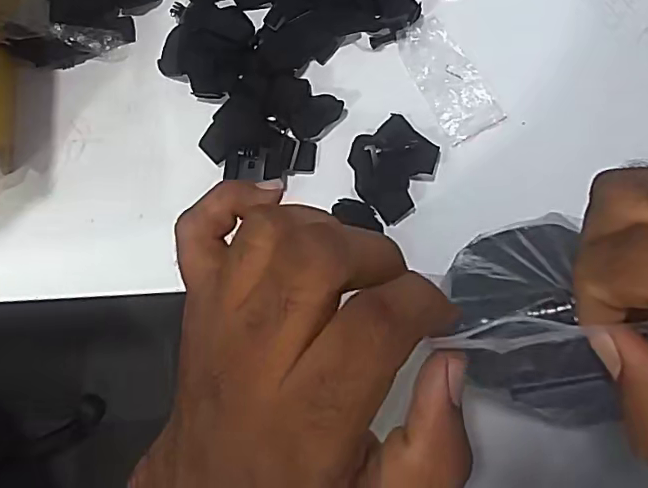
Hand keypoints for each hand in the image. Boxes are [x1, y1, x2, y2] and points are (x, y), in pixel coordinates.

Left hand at [132, 181, 469, 487]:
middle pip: (318, 259)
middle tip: (392, 282)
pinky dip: (231, 198)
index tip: (438, 312)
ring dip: (318, 225)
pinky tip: (270, 202)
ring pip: (268, 232)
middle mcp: (254, 356)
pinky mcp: (197, 296)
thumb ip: (433, 448)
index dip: (422, 301)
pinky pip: (198, 228)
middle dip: (374, 254)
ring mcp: (218, 316)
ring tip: (344, 254)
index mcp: (305, 418)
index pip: (373, 324)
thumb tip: (450, 364)